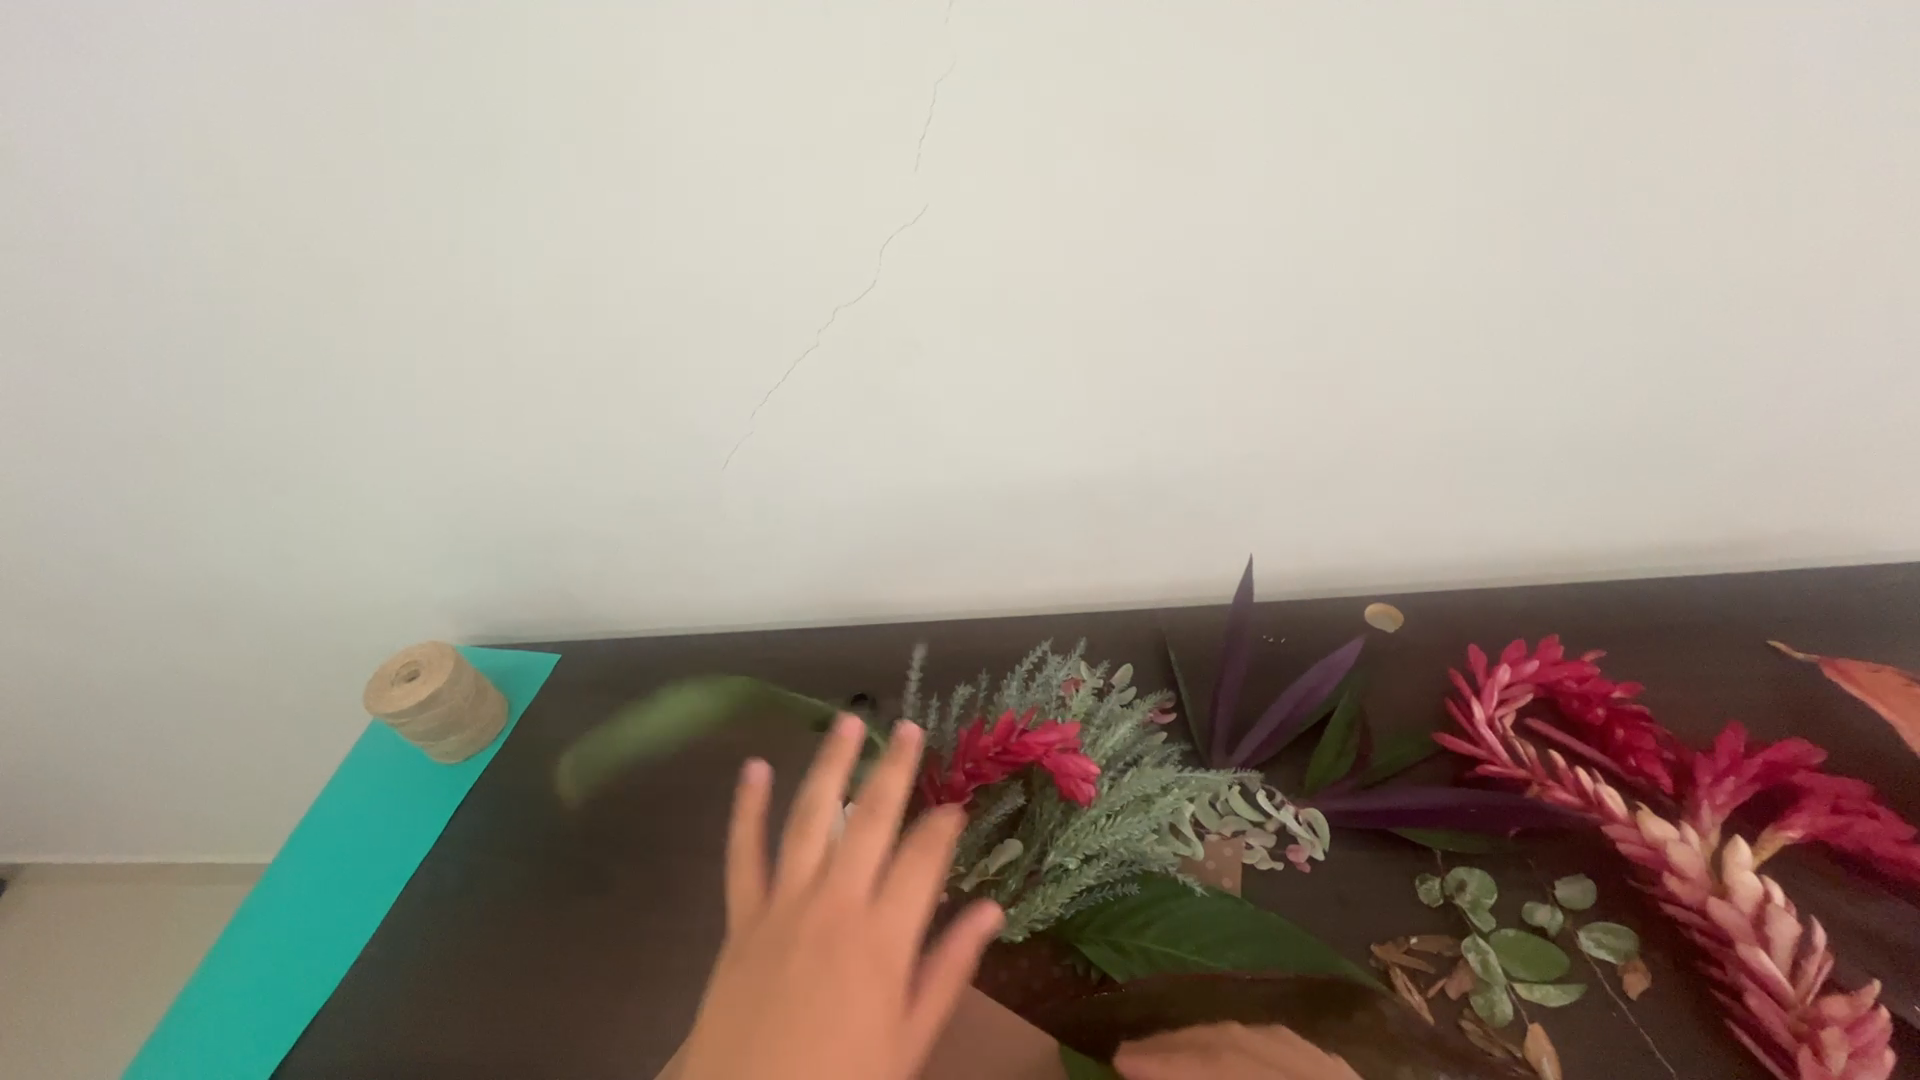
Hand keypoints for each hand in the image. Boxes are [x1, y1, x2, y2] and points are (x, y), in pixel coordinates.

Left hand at [668, 715, 1004, 1079]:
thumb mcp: (910, 1038)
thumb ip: (949, 968)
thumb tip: (991, 908)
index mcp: (883, 937)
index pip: (924, 857)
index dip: (944, 825)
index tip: (958, 803)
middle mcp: (835, 904)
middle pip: (871, 819)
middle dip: (894, 770)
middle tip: (910, 729)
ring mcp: (783, 905)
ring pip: (810, 818)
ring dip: (830, 765)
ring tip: (847, 722)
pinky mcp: (741, 917)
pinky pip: (742, 853)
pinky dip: (747, 809)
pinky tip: (753, 769)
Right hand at [1114, 1023, 1360, 1079]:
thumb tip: (1154, 1079)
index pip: (1226, 1067)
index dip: (1169, 1063)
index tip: (1119, 1062)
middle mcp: (1320, 1078)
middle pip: (1241, 1044)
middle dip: (1178, 1045)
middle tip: (1129, 1053)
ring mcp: (1337, 1075)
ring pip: (1264, 1036)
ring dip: (1207, 1037)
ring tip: (1165, 1049)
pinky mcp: (1343, 1078)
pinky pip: (1289, 1044)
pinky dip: (1246, 1041)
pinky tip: (1222, 1045)